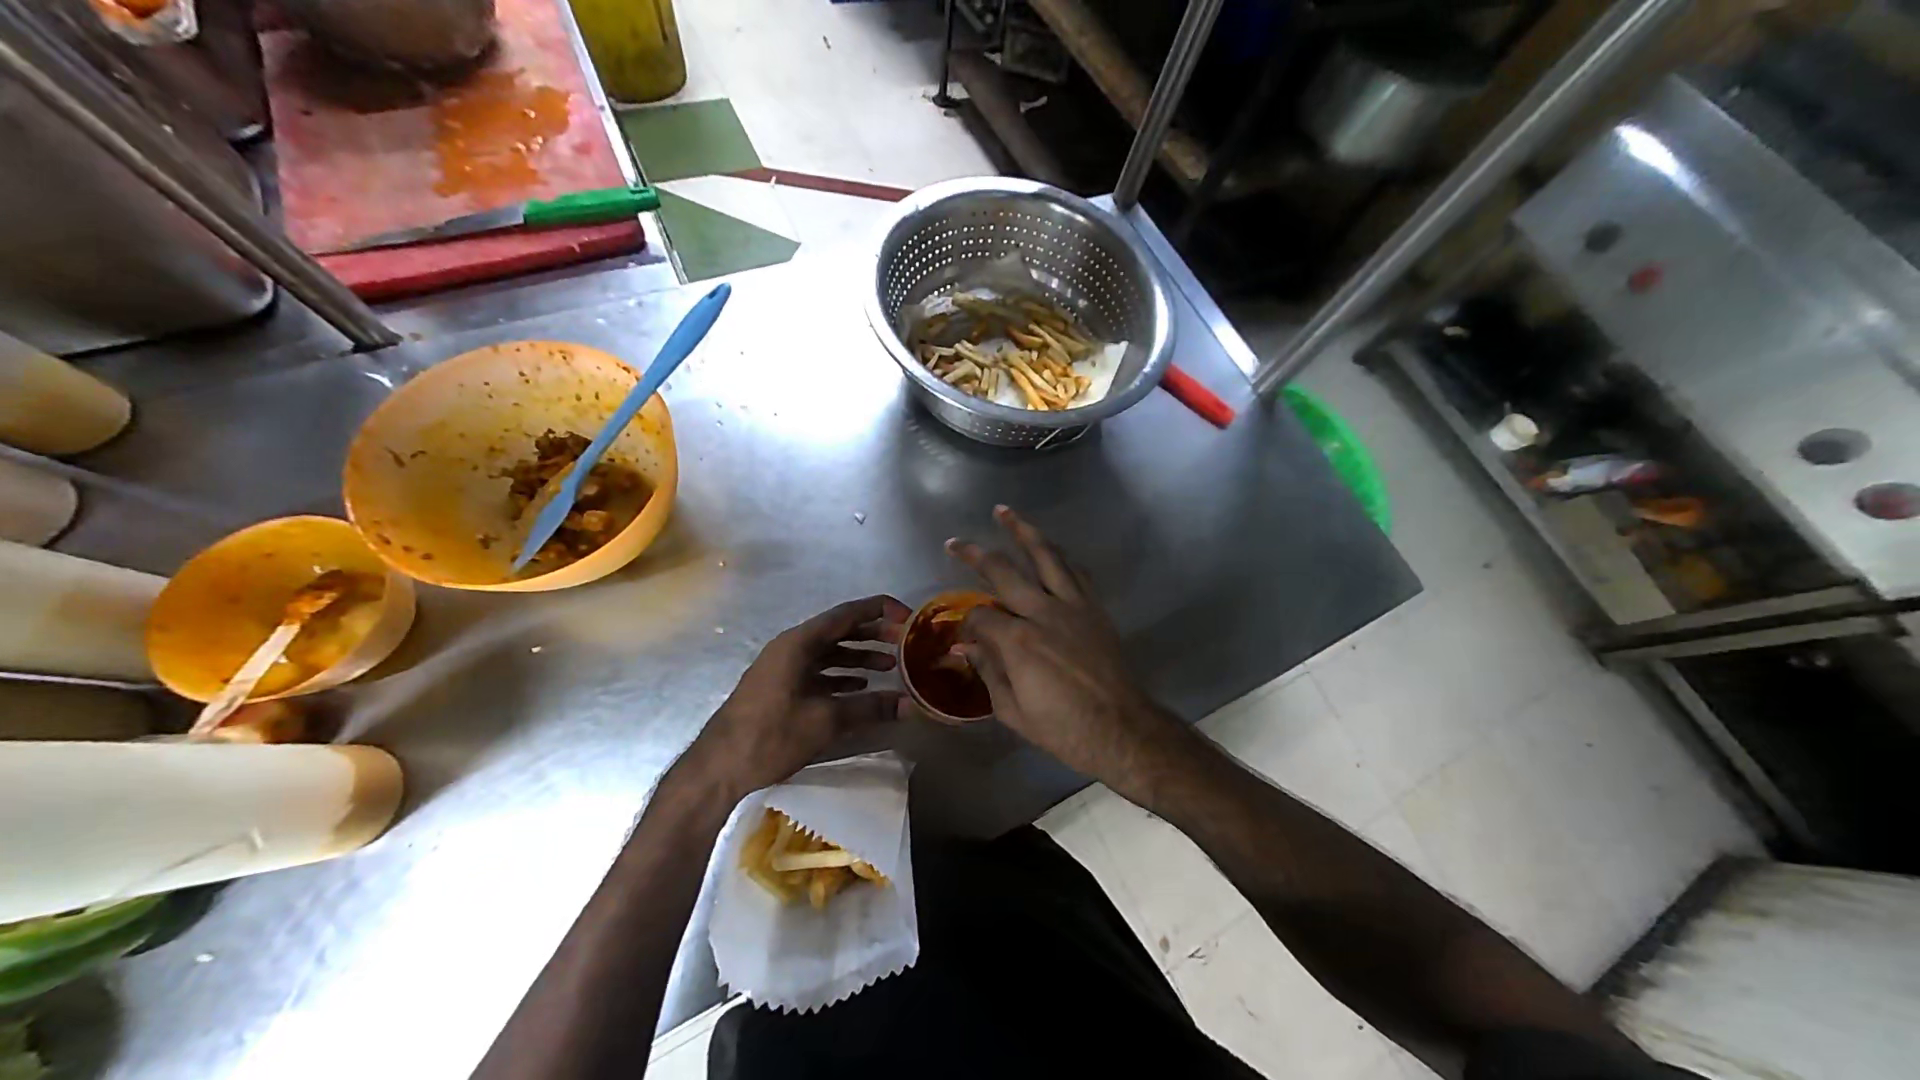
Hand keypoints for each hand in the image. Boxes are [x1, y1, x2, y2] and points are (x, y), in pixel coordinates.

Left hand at [677, 595, 908, 800]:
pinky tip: (860, 686)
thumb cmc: (772, 734)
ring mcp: (783, 667)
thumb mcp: (826, 720)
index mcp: (799, 643)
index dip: (880, 610)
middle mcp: (791, 647)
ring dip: (859, 655)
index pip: (847, 614)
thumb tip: (910, 705)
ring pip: (829, 651)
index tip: (908, 618)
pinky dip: (841, 674)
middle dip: (873, 634)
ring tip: (889, 666)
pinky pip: (818, 670)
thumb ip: (870, 708)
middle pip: (839, 630)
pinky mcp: (780, 686)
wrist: (719, 766)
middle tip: (905, 642)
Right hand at [946, 507, 1187, 796]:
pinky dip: (1059, 556)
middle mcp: (1043, 612)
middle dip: (975, 554)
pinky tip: (1049, 549)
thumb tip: (966, 647)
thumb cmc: (1063, 728)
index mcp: (1017, 641)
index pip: (979, 616)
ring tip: (1004, 512)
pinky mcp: (1095, 608)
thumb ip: (987, 672)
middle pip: (1004, 571)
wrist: (1121, 729)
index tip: (963, 637)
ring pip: (1046, 556)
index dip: (966, 624)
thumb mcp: (1012, 710)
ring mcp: (1073, 606)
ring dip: (1023, 531)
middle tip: (955, 543)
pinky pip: (1075, 572)